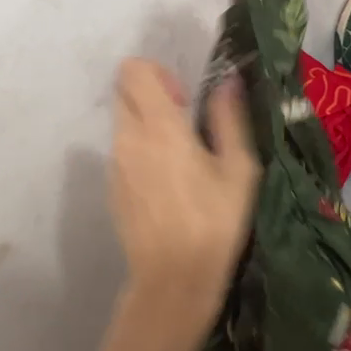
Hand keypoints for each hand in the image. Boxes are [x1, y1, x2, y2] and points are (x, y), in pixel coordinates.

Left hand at [107, 59, 259, 318]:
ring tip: (180, 158)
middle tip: (184, 123)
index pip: (133, 70)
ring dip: (147, 124)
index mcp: (159, 127)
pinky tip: (168, 184)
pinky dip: (140, 151)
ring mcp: (115, 164)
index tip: (184, 98)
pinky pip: (122, 151)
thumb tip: (228, 82)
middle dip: (151, 94)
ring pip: (123, 122)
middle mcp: (128, 138)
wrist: (173, 279)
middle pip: (124, 91)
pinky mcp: (112, 188)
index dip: (158, 72)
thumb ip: (229, 119)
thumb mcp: (238, 169)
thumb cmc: (214, 222)